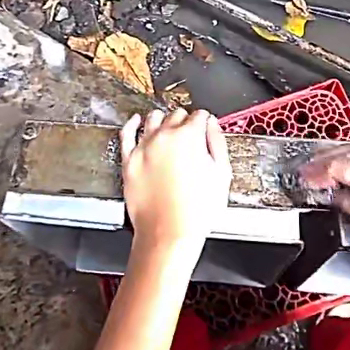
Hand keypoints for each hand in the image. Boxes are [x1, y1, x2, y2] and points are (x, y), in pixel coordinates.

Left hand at [120, 110, 229, 259]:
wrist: (169, 234)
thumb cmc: (197, 211)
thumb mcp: (221, 174)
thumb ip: (217, 143)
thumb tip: (212, 125)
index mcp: (190, 136)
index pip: (199, 116)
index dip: (205, 122)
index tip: (205, 127)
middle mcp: (165, 136)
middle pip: (177, 115)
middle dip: (185, 121)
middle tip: (190, 134)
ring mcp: (144, 147)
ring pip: (153, 119)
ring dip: (163, 119)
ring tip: (167, 126)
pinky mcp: (129, 160)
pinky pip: (127, 134)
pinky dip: (132, 124)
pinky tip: (136, 121)